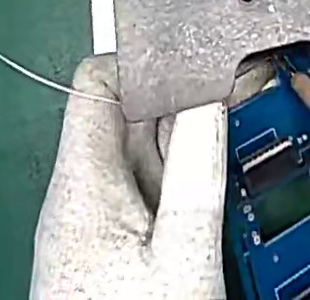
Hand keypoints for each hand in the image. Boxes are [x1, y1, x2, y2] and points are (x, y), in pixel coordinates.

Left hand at [29, 56, 227, 299]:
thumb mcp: (181, 254)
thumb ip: (197, 165)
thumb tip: (209, 93)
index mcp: (81, 185)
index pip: (97, 79)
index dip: (144, 57)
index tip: (192, 55)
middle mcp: (80, 194)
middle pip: (126, 108)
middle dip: (177, 94)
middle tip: (229, 86)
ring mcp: (95, 219)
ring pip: (141, 144)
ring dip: (184, 130)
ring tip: (227, 123)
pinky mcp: (111, 242)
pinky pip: (148, 182)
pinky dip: (181, 167)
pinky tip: (210, 171)